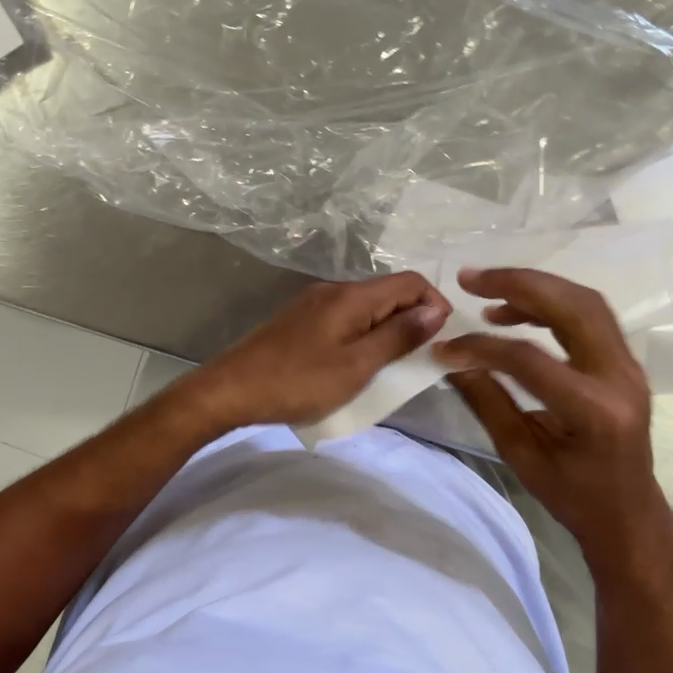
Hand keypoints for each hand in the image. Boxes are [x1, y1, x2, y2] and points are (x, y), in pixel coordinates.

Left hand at [177, 272, 449, 430]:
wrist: (230, 391)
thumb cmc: (298, 381)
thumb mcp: (357, 366)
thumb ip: (398, 336)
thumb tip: (435, 310)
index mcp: (351, 296)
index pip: (410, 282)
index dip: (435, 305)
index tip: (441, 341)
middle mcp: (332, 292)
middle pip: (387, 294)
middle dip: (412, 321)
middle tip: (419, 361)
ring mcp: (311, 307)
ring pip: (364, 311)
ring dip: (385, 333)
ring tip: (390, 369)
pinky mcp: (297, 325)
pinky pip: (343, 323)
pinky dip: (360, 339)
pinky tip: (355, 367)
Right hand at [433, 268, 672, 550]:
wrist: (627, 512)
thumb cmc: (571, 494)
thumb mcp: (519, 454)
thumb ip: (487, 401)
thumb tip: (452, 361)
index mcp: (592, 410)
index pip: (529, 359)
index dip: (481, 347)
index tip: (443, 346)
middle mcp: (619, 378)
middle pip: (573, 308)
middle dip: (519, 284)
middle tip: (470, 279)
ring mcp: (628, 367)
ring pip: (586, 303)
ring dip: (536, 288)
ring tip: (488, 291)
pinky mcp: (624, 363)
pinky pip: (591, 317)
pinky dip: (552, 303)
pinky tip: (515, 311)